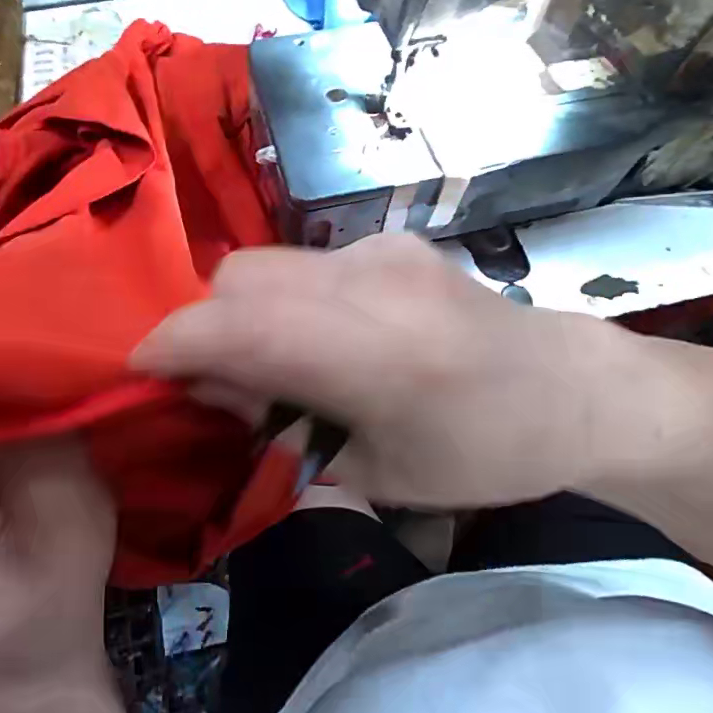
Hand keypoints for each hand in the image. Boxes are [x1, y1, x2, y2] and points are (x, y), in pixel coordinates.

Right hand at [133, 234, 712, 577]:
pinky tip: (317, 336)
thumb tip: (209, 386)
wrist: (576, 386)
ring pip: (263, 264)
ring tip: (266, 361)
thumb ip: (282, 426)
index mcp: (374, 350)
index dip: (172, 342)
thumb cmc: (482, 453)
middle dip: (202, 327)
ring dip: (238, 311)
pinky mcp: (386, 241)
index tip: (136, 371)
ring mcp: (378, 250)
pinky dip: (279, 299)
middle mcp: (368, 279)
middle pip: (237, 279)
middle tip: (214, 382)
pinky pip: (299, 263)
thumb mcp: (375, 471)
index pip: (239, 325)